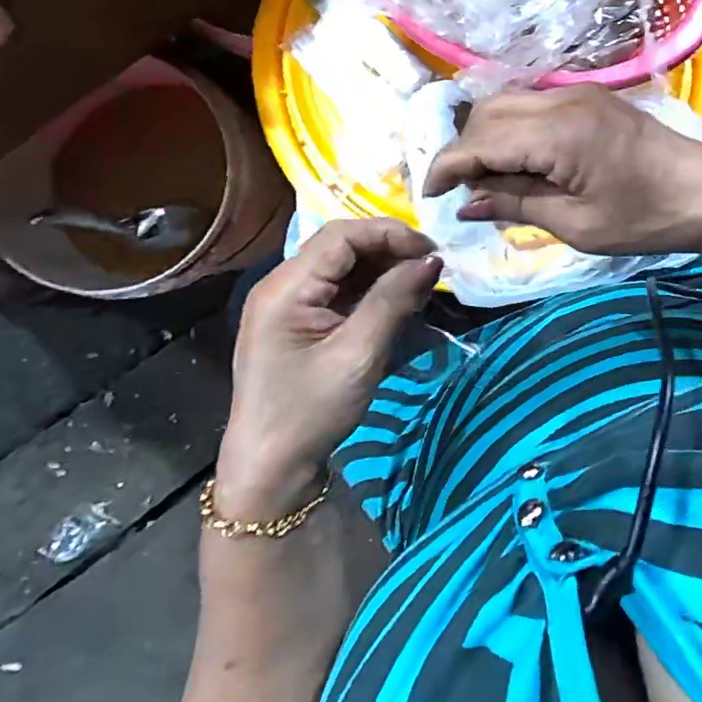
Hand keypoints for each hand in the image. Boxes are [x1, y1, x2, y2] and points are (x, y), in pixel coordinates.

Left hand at [217, 219, 440, 519]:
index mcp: (285, 288)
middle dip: (388, 249)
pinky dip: (370, 290)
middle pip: (340, 246)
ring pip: (341, 267)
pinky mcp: (298, 322)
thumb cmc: (310, 412)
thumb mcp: (358, 355)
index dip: (389, 233)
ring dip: (382, 268)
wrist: (270, 468)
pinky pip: (337, 291)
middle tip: (431, 266)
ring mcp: (287, 304)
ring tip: (421, 281)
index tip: (431, 251)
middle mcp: (281, 286)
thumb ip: (393, 301)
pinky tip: (398, 299)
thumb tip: (432, 260)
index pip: (341, 236)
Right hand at [423, 85, 701, 255]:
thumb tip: (466, 202)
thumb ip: (516, 204)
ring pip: (507, 104)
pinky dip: (512, 131)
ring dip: (486, 137)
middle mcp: (562, 99)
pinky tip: (516, 163)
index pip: (480, 140)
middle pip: (486, 112)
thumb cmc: (650, 219)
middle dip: (463, 150)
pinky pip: (532, 107)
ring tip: (486, 181)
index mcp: (559, 133)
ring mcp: (578, 93)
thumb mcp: (579, 225)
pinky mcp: (590, 99)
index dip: (447, 165)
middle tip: (461, 192)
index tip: (429, 194)